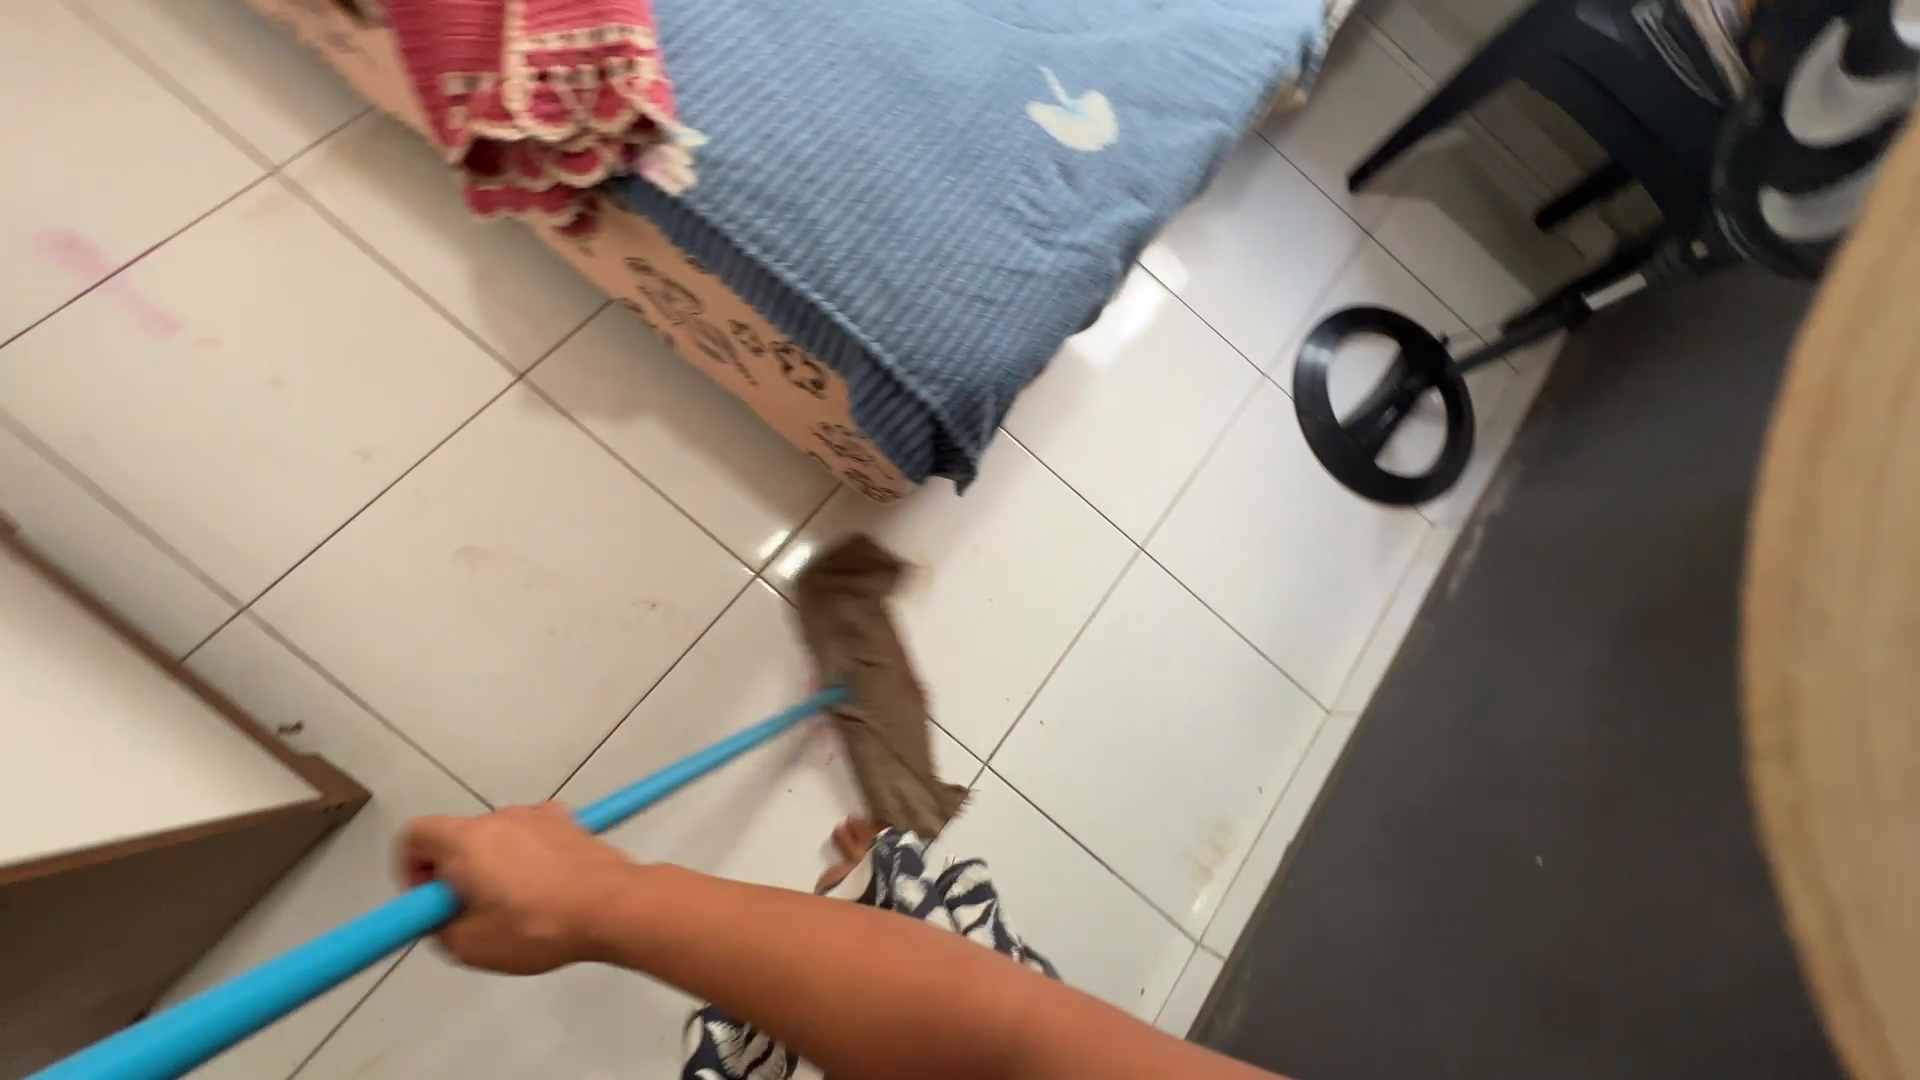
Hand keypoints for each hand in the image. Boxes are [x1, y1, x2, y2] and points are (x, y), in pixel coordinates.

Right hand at [398, 803, 639, 974]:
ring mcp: (543, 814)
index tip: (428, 900)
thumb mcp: (467, 944)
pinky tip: (546, 886)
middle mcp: (505, 815)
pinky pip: (535, 834)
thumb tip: (446, 913)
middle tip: (470, 911)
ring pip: (500, 835)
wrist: (611, 904)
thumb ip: (439, 925)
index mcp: (469, 838)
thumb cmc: (535, 925)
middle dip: (455, 870)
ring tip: (514, 904)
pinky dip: (528, 855)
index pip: (416, 833)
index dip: (410, 867)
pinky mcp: (573, 822)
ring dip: (494, 863)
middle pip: (461, 835)